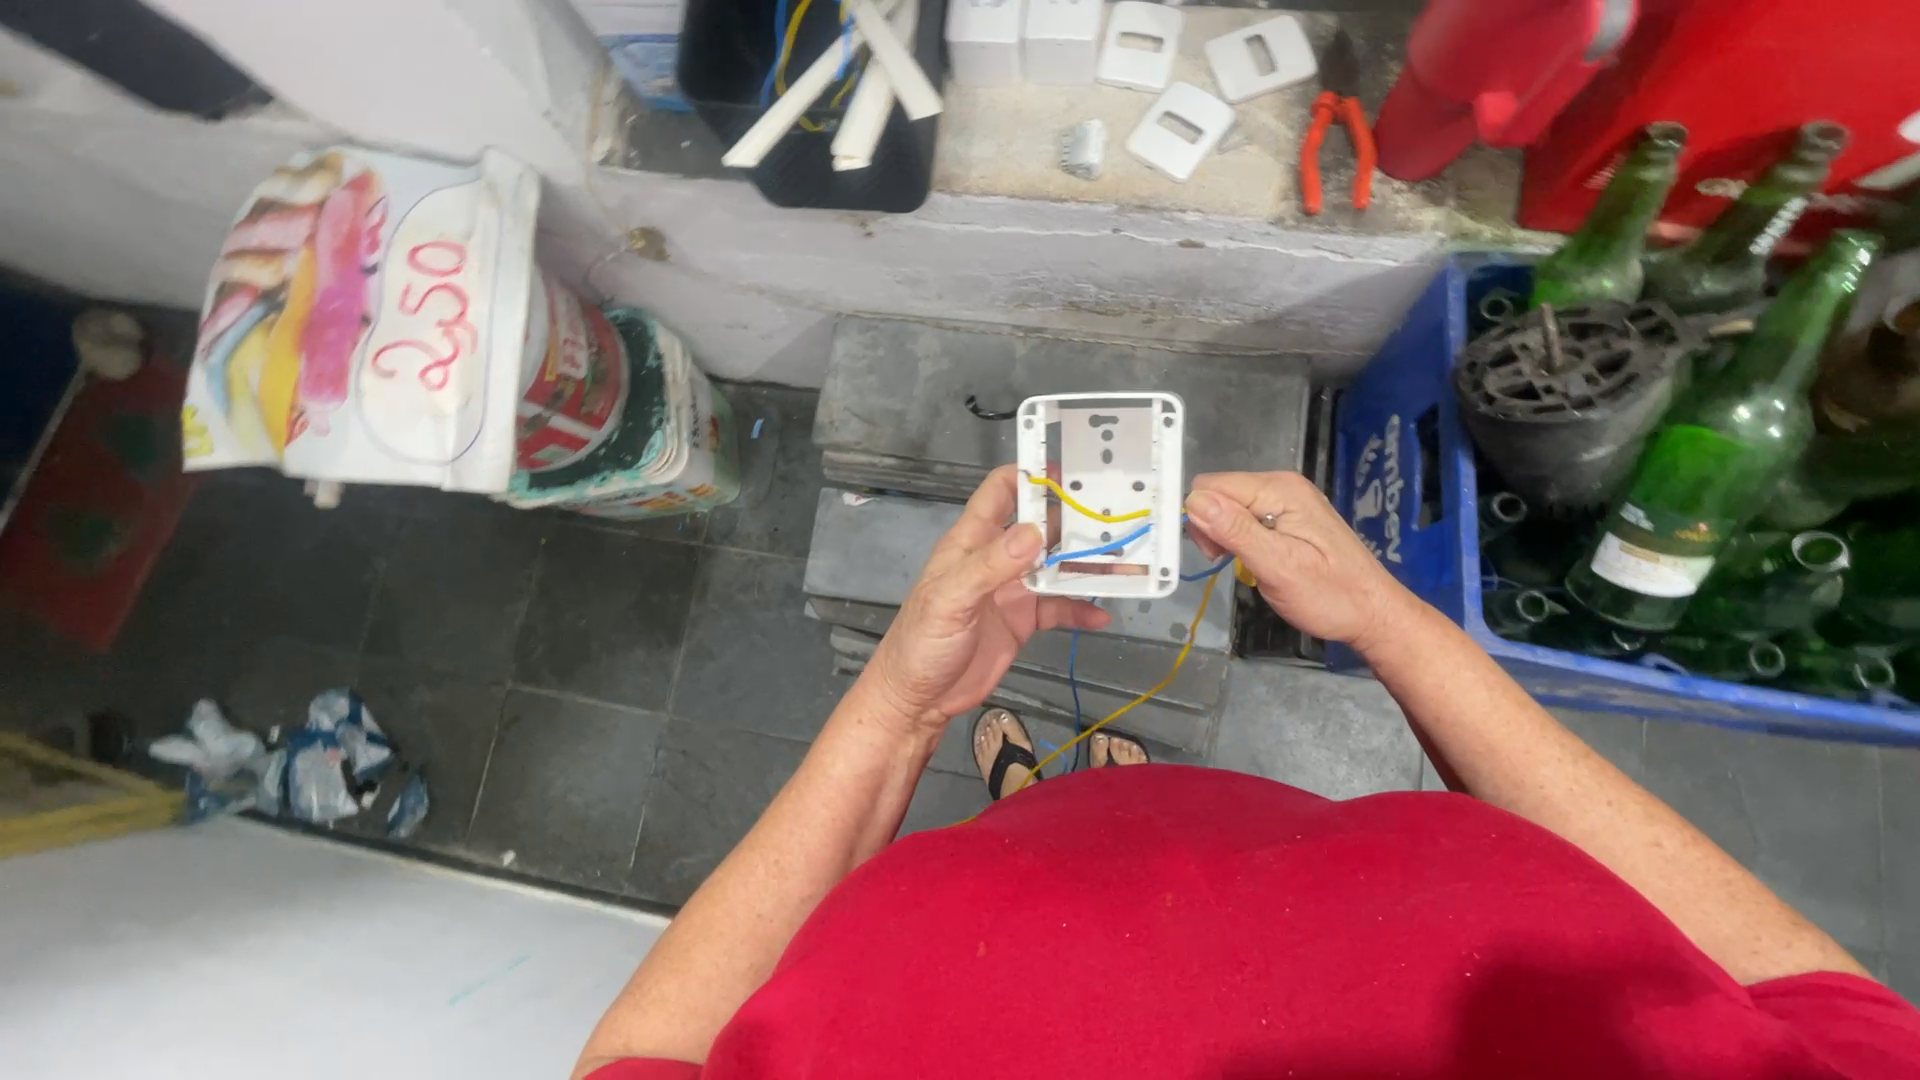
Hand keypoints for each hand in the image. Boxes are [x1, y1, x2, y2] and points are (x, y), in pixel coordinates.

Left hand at [862, 466, 1110, 729]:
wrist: (920, 698)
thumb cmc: (923, 642)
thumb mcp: (951, 600)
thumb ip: (990, 566)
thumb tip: (1034, 532)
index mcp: (972, 542)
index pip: (1001, 492)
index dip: (1031, 476)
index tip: (1070, 473)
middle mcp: (997, 558)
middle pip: (1040, 527)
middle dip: (1074, 519)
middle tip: (1117, 517)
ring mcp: (1012, 589)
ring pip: (1056, 567)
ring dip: (1086, 566)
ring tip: (1124, 565)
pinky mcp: (1024, 620)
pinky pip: (1058, 608)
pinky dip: (1079, 610)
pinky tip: (1100, 616)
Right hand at [1184, 471, 1414, 649]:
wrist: (1373, 613)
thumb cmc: (1330, 595)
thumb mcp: (1279, 567)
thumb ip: (1236, 531)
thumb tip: (1195, 501)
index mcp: (1279, 489)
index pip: (1211, 486)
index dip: (1202, 519)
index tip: (1218, 554)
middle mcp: (1281, 484)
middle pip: (1217, 493)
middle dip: (1211, 526)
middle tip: (1231, 561)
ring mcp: (1285, 499)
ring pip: (1226, 505)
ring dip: (1223, 534)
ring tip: (1246, 562)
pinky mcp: (1287, 515)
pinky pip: (1243, 516)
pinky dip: (1237, 537)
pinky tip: (1254, 558)